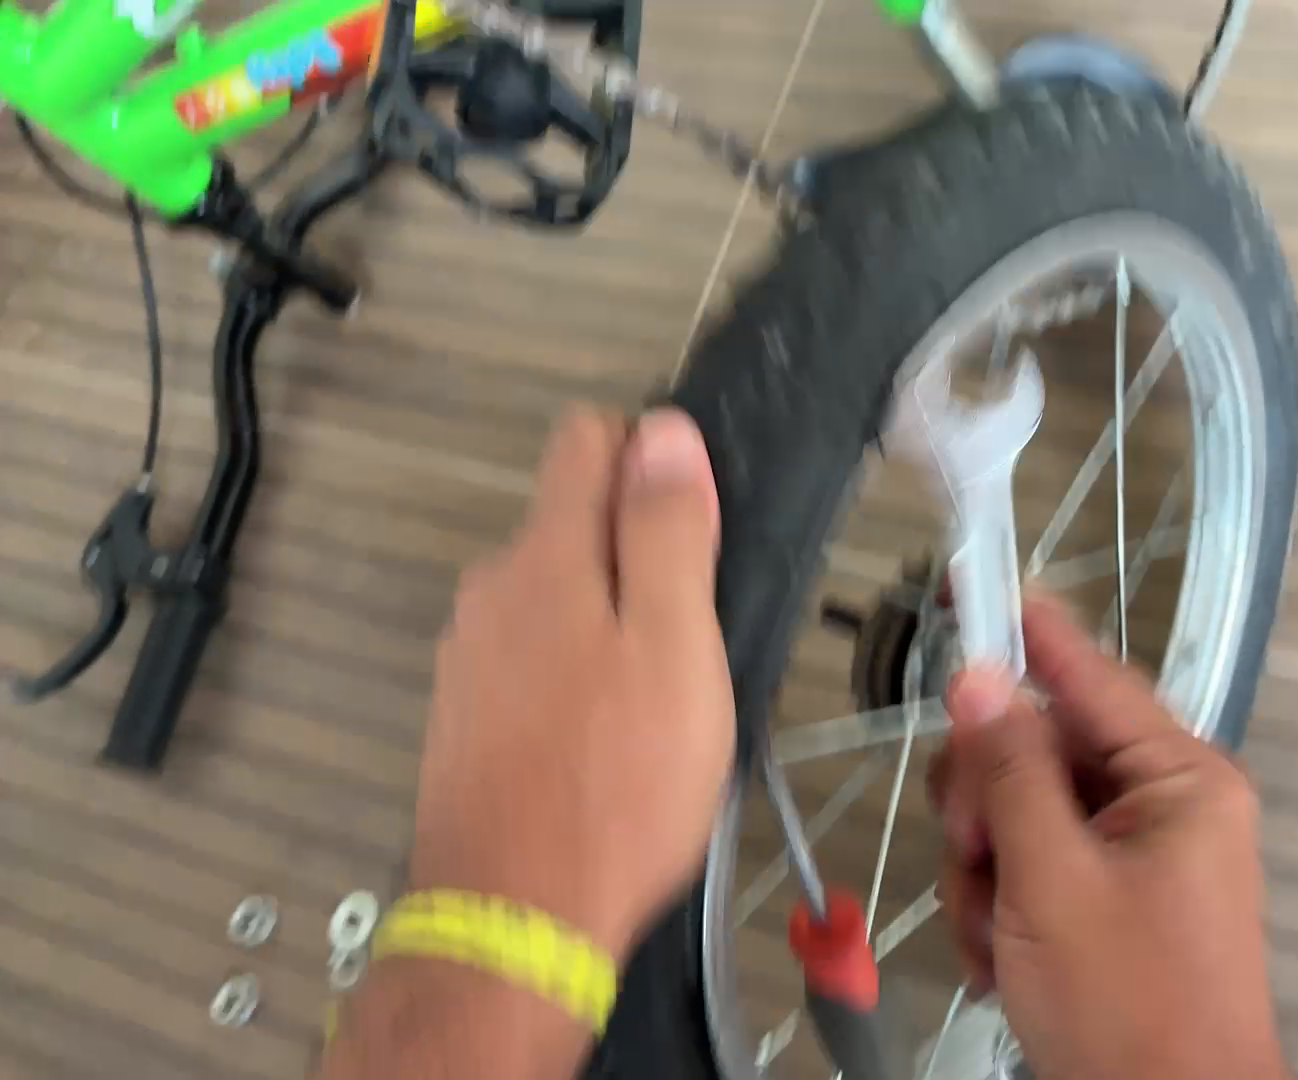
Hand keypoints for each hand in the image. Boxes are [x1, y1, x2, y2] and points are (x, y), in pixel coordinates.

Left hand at [409, 407, 733, 953]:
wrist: (518, 917)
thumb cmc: (622, 772)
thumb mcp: (675, 641)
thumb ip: (669, 530)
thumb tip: (664, 431)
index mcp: (548, 556)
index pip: (591, 440)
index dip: (653, 454)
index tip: (697, 516)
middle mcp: (495, 587)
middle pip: (578, 515)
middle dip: (644, 542)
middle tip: (697, 622)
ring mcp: (473, 650)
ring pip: (563, 586)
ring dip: (618, 605)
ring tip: (665, 680)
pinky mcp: (470, 707)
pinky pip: (541, 644)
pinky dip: (584, 655)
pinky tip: (614, 721)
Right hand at [932, 596, 1287, 1079]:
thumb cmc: (1127, 1009)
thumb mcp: (1052, 881)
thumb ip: (1010, 771)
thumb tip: (978, 679)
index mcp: (1177, 778)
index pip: (1090, 676)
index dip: (1031, 630)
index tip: (979, 585)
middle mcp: (1159, 797)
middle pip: (1040, 745)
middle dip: (988, 800)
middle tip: (972, 851)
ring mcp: (1130, 844)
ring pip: (1021, 803)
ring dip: (986, 863)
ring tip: (993, 930)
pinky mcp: (1104, 885)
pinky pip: (1030, 853)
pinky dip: (1000, 896)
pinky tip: (1002, 953)